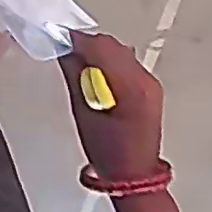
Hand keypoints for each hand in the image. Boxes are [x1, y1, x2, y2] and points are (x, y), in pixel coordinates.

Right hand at [58, 31, 163, 180]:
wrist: (134, 175)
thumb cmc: (107, 150)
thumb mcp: (82, 110)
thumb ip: (75, 73)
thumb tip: (65, 50)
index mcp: (129, 87)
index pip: (100, 48)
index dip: (77, 40)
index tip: (60, 37)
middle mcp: (145, 80)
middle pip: (111, 45)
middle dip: (88, 44)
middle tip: (67, 49)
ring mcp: (150, 82)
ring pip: (119, 50)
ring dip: (99, 51)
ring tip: (81, 62)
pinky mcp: (150, 86)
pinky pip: (127, 62)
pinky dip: (110, 61)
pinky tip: (98, 72)